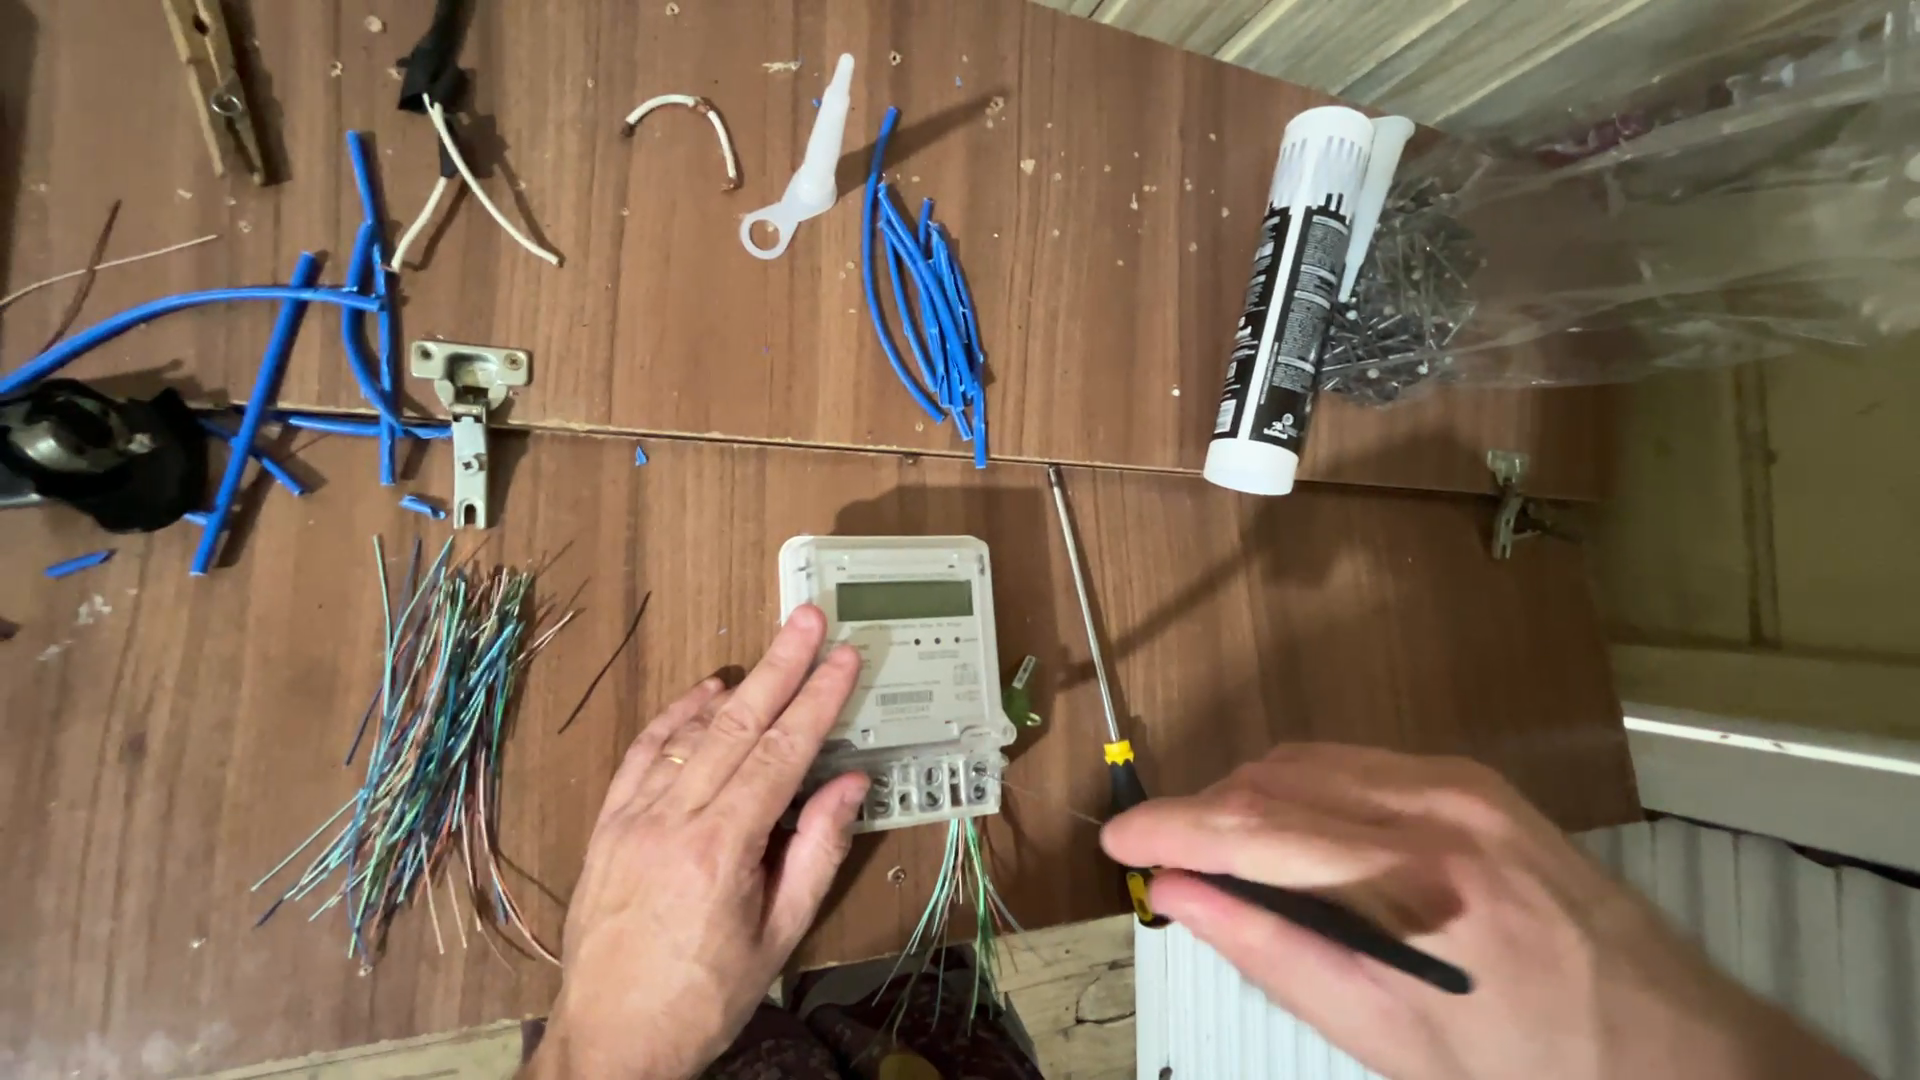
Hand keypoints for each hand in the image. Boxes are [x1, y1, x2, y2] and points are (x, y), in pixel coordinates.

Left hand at [525, 605, 868, 1079]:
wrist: (608, 1046)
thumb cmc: (703, 998)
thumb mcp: (779, 934)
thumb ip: (817, 850)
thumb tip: (849, 784)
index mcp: (721, 850)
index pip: (782, 753)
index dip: (818, 699)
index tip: (842, 659)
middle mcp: (672, 820)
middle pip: (738, 723)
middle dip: (781, 664)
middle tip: (808, 620)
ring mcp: (632, 817)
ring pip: (693, 731)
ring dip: (739, 685)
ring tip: (774, 650)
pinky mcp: (608, 824)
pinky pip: (643, 753)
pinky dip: (677, 716)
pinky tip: (706, 694)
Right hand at [1102, 744, 1867, 1079]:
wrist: (1688, 1056)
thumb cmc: (1534, 1073)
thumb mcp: (1393, 1043)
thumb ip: (1274, 953)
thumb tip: (1176, 893)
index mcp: (1421, 883)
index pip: (1259, 832)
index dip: (1173, 828)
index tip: (1116, 840)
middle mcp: (1436, 806)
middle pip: (1273, 780)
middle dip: (1205, 815)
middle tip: (1174, 864)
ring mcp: (1457, 780)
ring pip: (1302, 761)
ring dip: (1246, 800)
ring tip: (1231, 854)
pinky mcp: (1467, 775)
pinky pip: (1346, 762)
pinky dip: (1295, 790)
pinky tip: (1296, 836)